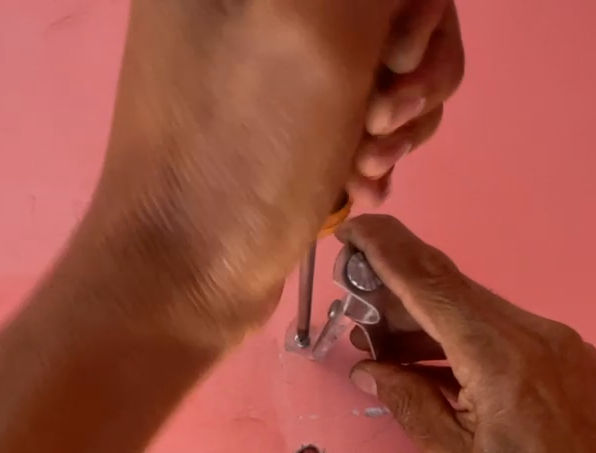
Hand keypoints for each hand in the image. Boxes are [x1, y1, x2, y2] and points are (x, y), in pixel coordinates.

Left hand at [75, 1, 464, 346]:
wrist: (181, 282)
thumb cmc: (239, 158)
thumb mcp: (312, 30)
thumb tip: (410, 1)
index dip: (414, 11)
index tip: (394, 67)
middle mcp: (258, 2)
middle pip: (394, 10)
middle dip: (409, 73)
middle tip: (379, 128)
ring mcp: (274, 59)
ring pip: (388, 64)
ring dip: (397, 122)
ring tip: (366, 169)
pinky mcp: (287, 118)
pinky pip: (362, 113)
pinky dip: (374, 151)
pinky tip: (359, 188)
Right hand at [339, 214, 595, 452]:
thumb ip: (411, 404)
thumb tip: (371, 368)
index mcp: (507, 365)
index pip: (437, 288)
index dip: (391, 254)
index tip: (354, 228)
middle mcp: (543, 339)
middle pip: (459, 293)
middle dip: (402, 291)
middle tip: (355, 303)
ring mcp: (565, 350)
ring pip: (481, 313)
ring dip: (431, 320)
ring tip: (383, 341)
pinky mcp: (572, 366)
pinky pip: (505, 336)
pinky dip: (464, 341)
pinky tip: (431, 361)